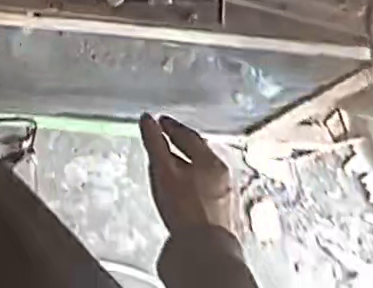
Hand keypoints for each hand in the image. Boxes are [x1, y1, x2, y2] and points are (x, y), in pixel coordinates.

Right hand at [139, 114, 235, 235]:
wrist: (206, 252)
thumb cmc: (185, 208)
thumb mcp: (162, 168)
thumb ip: (154, 141)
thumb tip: (147, 120)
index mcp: (211, 161)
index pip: (188, 135)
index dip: (171, 126)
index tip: (160, 122)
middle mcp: (223, 177)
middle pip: (198, 152)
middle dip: (180, 144)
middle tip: (165, 139)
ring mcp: (226, 197)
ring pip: (203, 172)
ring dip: (186, 164)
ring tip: (171, 164)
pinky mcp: (224, 215)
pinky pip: (206, 189)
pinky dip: (193, 182)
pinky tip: (184, 190)